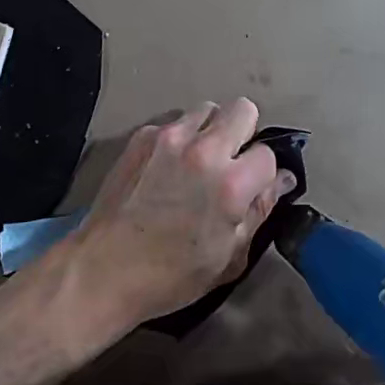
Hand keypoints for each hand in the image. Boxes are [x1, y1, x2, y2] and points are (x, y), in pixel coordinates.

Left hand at [62, 98, 295, 332]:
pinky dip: (179, 138)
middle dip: (244, 133)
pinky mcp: (143, 135)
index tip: (251, 188)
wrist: (102, 271)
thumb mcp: (229, 257)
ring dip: (211, 129)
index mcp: (232, 183)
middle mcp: (205, 149)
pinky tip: (167, 166)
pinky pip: (175, 121)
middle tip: (230, 161)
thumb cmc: (171, 276)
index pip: (268, 153)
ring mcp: (170, 137)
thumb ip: (260, 210)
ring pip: (208, 108)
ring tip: (198, 159)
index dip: (263, 173)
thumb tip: (283, 179)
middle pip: (243, 109)